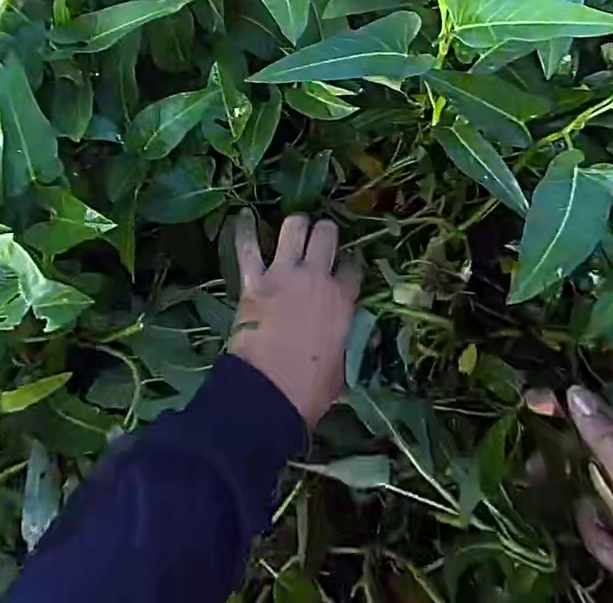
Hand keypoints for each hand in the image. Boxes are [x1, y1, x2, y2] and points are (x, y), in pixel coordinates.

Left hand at [228, 212, 361, 430]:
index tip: (348, 265)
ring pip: (294, 228)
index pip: (354, 266)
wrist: (267, 394)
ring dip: (297, 226)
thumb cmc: (310, 389)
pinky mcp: (254, 280)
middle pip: (326, 235)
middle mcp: (315, 277)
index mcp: (342, 299)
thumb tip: (368, 334)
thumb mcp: (344, 368)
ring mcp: (283, 275)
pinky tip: (244, 216)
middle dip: (326, 232)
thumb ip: (355, 341)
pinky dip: (245, 231)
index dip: (351, 262)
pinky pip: (247, 248)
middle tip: (322, 240)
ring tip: (297, 229)